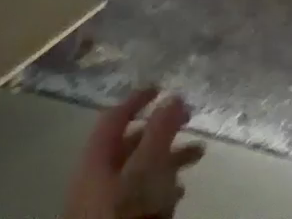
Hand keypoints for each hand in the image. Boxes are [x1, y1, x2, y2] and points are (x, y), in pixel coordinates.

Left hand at [64, 87, 205, 218]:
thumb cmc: (129, 206)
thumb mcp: (149, 164)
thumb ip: (160, 129)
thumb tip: (173, 95)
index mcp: (95, 160)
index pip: (112, 118)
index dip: (136, 99)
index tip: (161, 86)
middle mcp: (94, 176)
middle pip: (127, 142)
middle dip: (161, 127)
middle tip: (189, 117)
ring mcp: (101, 199)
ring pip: (137, 166)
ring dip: (169, 154)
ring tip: (197, 153)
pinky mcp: (115, 215)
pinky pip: (139, 188)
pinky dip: (162, 178)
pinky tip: (179, 185)